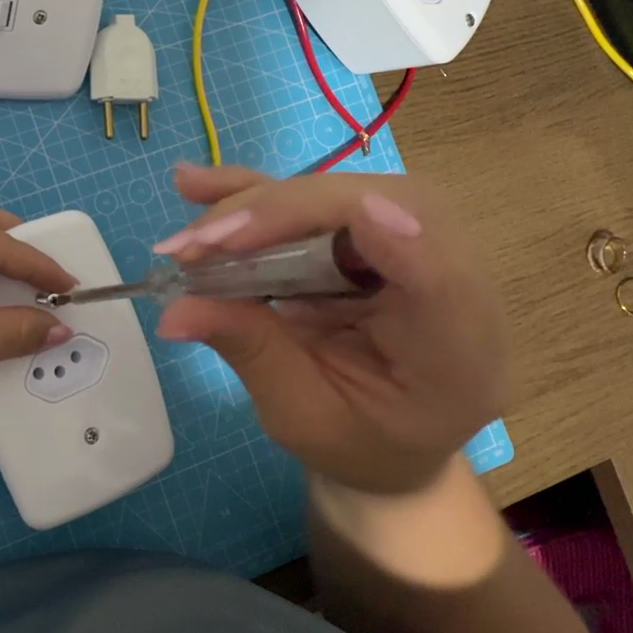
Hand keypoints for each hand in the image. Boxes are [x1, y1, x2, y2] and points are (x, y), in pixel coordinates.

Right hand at [152, 165, 510, 494]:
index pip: (442, 275)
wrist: (387, 447)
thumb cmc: (356, 446)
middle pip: (388, 207)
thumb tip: (175, 310)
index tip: (331, 212)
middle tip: (202, 244)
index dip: (395, 235)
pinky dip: (254, 193)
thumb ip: (251, 352)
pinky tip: (196, 185)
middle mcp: (451, 284)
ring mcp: (414, 248)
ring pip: (344, 193)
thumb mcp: (301, 416)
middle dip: (285, 213)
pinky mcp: (369, 233)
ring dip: (257, 203)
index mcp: (457, 352)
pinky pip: (314, 199)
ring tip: (189, 231)